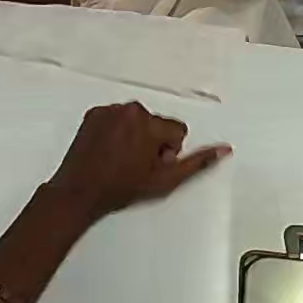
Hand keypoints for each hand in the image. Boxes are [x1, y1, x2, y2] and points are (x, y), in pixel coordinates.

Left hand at [44, 102, 230, 220]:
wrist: (79, 192)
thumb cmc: (118, 188)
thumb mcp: (165, 181)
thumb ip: (197, 162)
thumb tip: (223, 150)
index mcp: (149, 124)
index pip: (177, 131)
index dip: (169, 152)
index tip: (152, 165)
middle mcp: (129, 110)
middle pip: (156, 124)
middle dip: (151, 143)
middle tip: (135, 166)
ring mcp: (109, 111)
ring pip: (136, 121)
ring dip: (133, 137)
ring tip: (119, 161)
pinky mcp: (93, 114)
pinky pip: (115, 118)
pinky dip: (114, 133)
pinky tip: (107, 153)